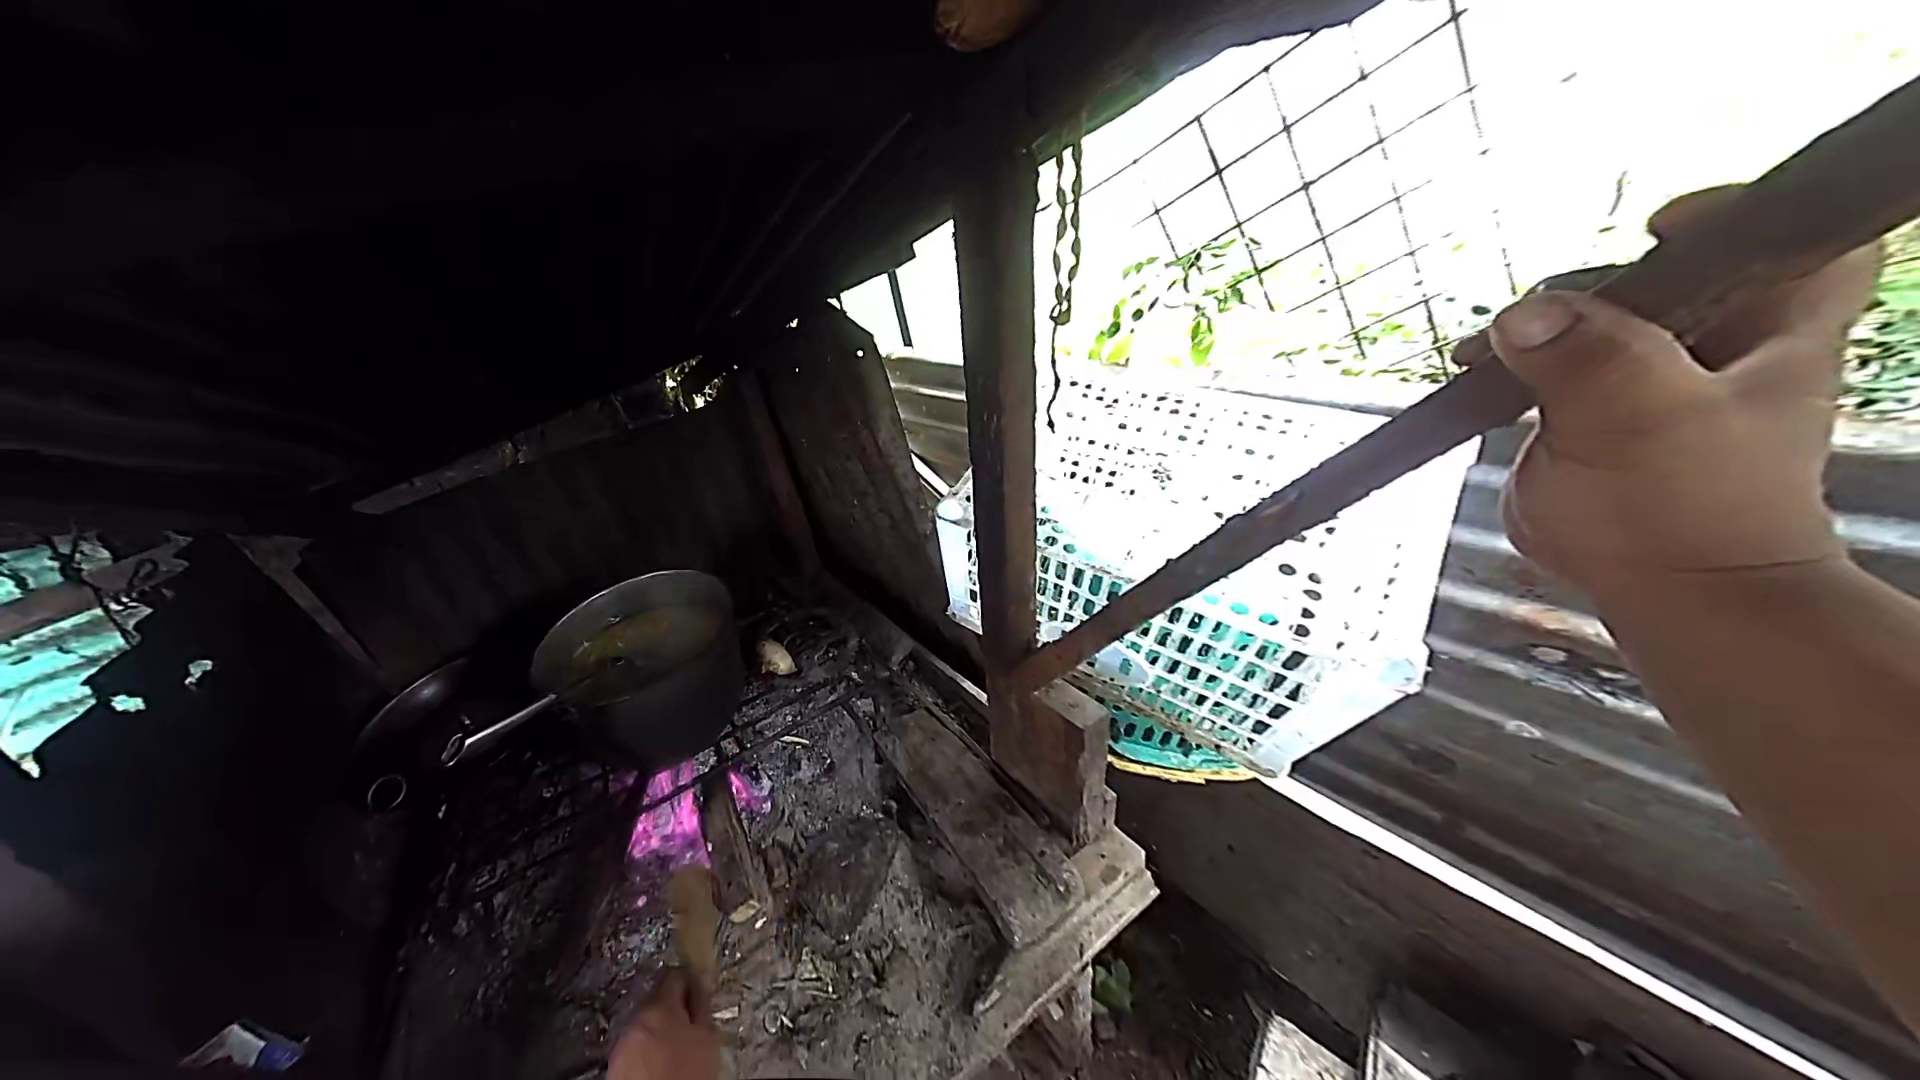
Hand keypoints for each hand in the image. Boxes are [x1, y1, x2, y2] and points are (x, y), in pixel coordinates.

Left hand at [607, 967, 720, 1079]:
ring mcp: (622, 1047)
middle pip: (658, 999)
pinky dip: (649, 1049)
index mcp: (659, 1009)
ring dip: (661, 1028)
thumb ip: (703, 1005)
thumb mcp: (707, 1037)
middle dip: (675, 1006)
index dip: (690, 979)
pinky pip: (636, 1046)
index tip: (701, 988)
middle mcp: (635, 1023)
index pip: (674, 974)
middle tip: (694, 1021)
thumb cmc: (687, 1076)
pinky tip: (663, 1064)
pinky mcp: (615, 1069)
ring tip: (680, 1047)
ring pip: (647, 1024)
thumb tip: (701, 986)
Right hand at [1482, 187, 1881, 602]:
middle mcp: (1710, 351)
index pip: (1784, 237)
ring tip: (1491, 347)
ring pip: (1593, 331)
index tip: (1658, 225)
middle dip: (1590, 290)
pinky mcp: (1590, 422)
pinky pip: (1551, 374)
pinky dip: (1517, 370)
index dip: (1731, 217)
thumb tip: (1524, 314)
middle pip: (1658, 282)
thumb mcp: (1640, 420)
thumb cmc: (1683, 511)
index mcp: (1767, 332)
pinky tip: (1486, 376)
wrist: (1662, 588)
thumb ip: (1589, 358)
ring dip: (1540, 333)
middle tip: (1535, 313)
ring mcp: (1644, 390)